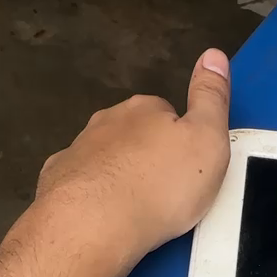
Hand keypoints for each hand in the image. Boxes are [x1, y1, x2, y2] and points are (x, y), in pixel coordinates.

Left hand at [19, 48, 232, 268]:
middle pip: (135, 133)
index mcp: (146, 110)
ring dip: (122, 175)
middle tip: (168, 191)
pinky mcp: (61, 179)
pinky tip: (108, 215)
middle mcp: (109, 121)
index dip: (182, 139)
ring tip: (140, 208)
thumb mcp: (208, 142)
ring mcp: (80, 148)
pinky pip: (84, 181)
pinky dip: (96, 194)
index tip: (191, 167)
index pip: (168, 113)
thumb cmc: (161, 185)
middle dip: (149, 156)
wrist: (97, 221)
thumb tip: (214, 55)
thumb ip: (212, 100)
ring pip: (108, 157)